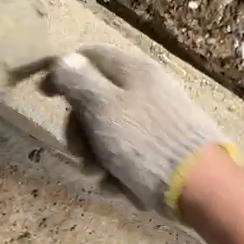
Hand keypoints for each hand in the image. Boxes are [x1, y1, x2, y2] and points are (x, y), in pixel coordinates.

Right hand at [45, 46, 228, 215]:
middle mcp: (146, 89)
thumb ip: (78, 82)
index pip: (90, 57)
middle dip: (79, 130)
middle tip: (77, 153)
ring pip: (109, 132)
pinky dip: (119, 171)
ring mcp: (157, 119)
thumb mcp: (102, 109)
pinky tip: (119, 187)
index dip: (63, 73)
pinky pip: (129, 154)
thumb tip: (63, 60)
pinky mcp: (164, 148)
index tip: (45, 96)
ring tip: (100, 177)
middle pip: (96, 100)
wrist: (198, 185)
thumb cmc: (143, 143)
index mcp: (133, 72)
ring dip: (96, 156)